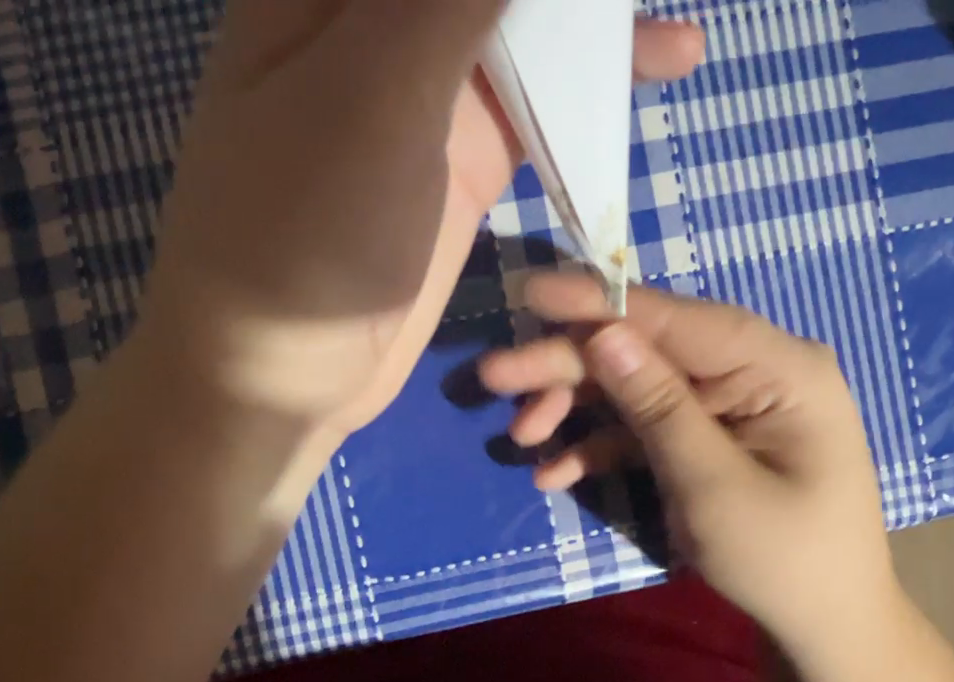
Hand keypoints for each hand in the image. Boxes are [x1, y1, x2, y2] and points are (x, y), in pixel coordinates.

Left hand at [134, 0, 705, 442]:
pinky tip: (655, 66)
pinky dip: (588, 88)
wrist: (282, 374)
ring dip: (589, 21)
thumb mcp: (371, 89)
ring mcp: (418, 94)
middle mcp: (368, 23)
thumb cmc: (301, 233)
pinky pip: (533, 105)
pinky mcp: (456, 162)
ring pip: (517, 26)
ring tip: (672, 31)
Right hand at [478, 272, 899, 649]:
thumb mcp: (713, 485)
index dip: (600, 304)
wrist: (822, 626)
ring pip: (635, 390)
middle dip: (570, 367)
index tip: (532, 292)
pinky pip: (643, 431)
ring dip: (575, 412)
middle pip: (646, 352)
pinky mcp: (704, 442)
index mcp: (778, 367)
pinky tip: (553, 476)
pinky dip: (599, 450)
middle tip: (495, 376)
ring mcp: (726, 409)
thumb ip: (659, 408)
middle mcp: (751, 374)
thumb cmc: (783, 559)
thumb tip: (606, 336)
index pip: (676, 319)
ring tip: (520, 440)